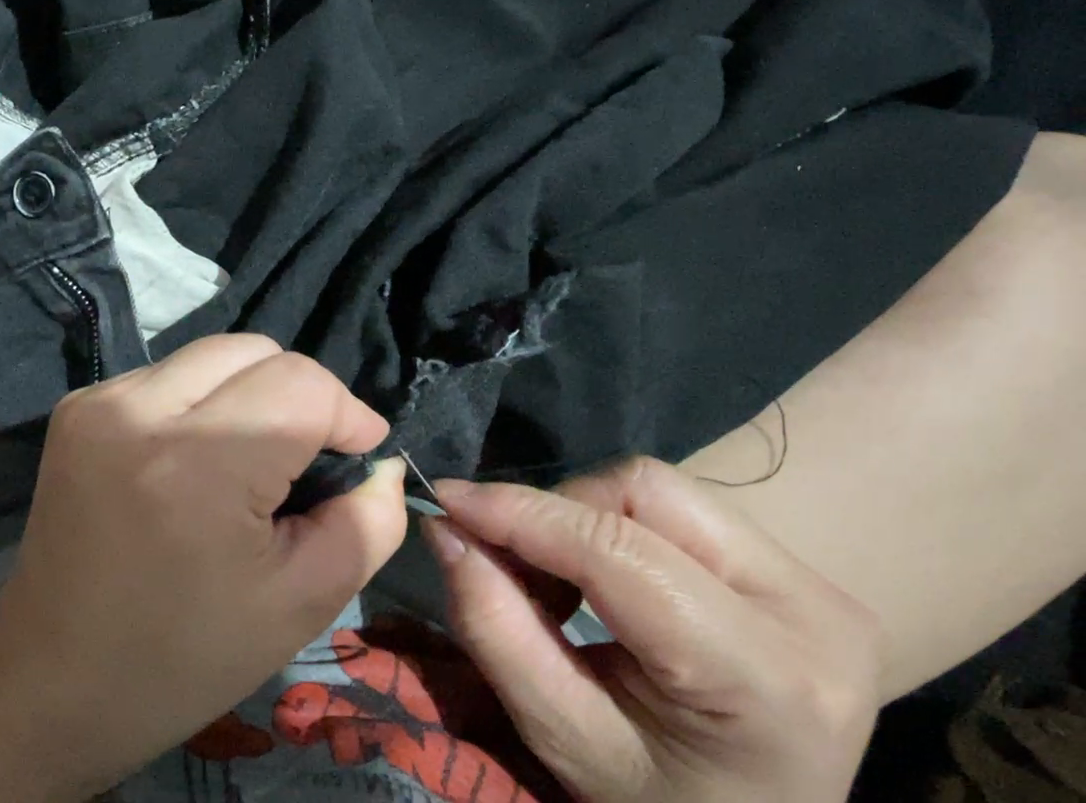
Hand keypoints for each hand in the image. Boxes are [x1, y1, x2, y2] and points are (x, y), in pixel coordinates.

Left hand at [0, 334, 410, 798]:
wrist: (53, 675)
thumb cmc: (182, 657)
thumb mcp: (301, 604)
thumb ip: (366, 523)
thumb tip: (376, 465)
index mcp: (199, 463)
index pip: (302, 384)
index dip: (347, 415)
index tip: (356, 460)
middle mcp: (140, 411)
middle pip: (255, 351)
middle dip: (299, 395)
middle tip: (305, 461)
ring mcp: (98, 402)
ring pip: (210, 355)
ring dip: (248, 393)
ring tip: (249, 461)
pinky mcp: (75, 407)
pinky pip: (165, 376)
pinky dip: (199, 402)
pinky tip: (193, 460)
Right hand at [424, 457, 881, 802]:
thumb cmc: (657, 800)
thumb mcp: (564, 737)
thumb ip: (496, 630)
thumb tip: (445, 528)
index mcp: (767, 678)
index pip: (622, 552)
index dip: (524, 514)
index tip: (445, 501)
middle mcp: (813, 610)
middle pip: (646, 495)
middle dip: (554, 516)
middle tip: (506, 566)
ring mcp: (817, 584)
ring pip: (659, 490)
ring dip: (580, 518)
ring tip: (556, 582)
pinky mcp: (802, 570)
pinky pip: (678, 509)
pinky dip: (613, 526)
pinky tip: (602, 579)